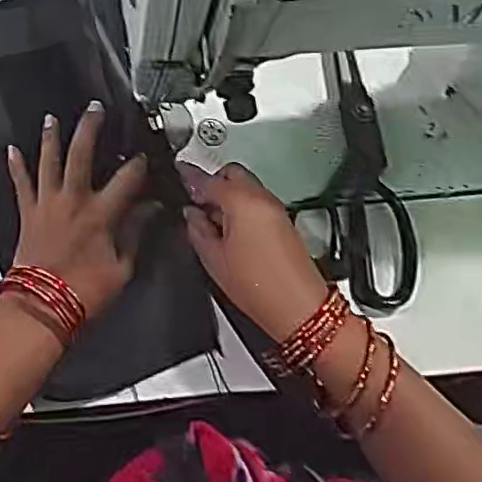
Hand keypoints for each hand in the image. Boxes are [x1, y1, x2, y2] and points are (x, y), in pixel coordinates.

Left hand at [5, 102, 150, 318]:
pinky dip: (16, 166)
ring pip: (48, 162)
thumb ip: (136, 233)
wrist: (42, 307)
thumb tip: (150, 212)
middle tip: (94, 110)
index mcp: (100, 214)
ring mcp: (47, 204)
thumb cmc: (82, 293)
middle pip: (81, 154)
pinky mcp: (28, 213)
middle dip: (89, 129)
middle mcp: (72, 202)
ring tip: (52, 119)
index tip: (144, 157)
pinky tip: (12, 150)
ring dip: (51, 138)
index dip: (138, 165)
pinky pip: (20, 184)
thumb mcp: (122, 267)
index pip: (126, 179)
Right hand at [180, 162, 329, 340]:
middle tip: (196, 201)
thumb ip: (196, 229)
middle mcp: (262, 199)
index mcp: (241, 202)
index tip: (180, 172)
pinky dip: (242, 207)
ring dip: (228, 195)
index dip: (190, 176)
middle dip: (213, 182)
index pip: (209, 180)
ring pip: (247, 186)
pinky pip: (258, 201)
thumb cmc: (262, 288)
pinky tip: (231, 231)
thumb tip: (191, 215)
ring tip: (212, 221)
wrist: (300, 309)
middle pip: (232, 174)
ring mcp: (276, 209)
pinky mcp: (285, 222)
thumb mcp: (213, 259)